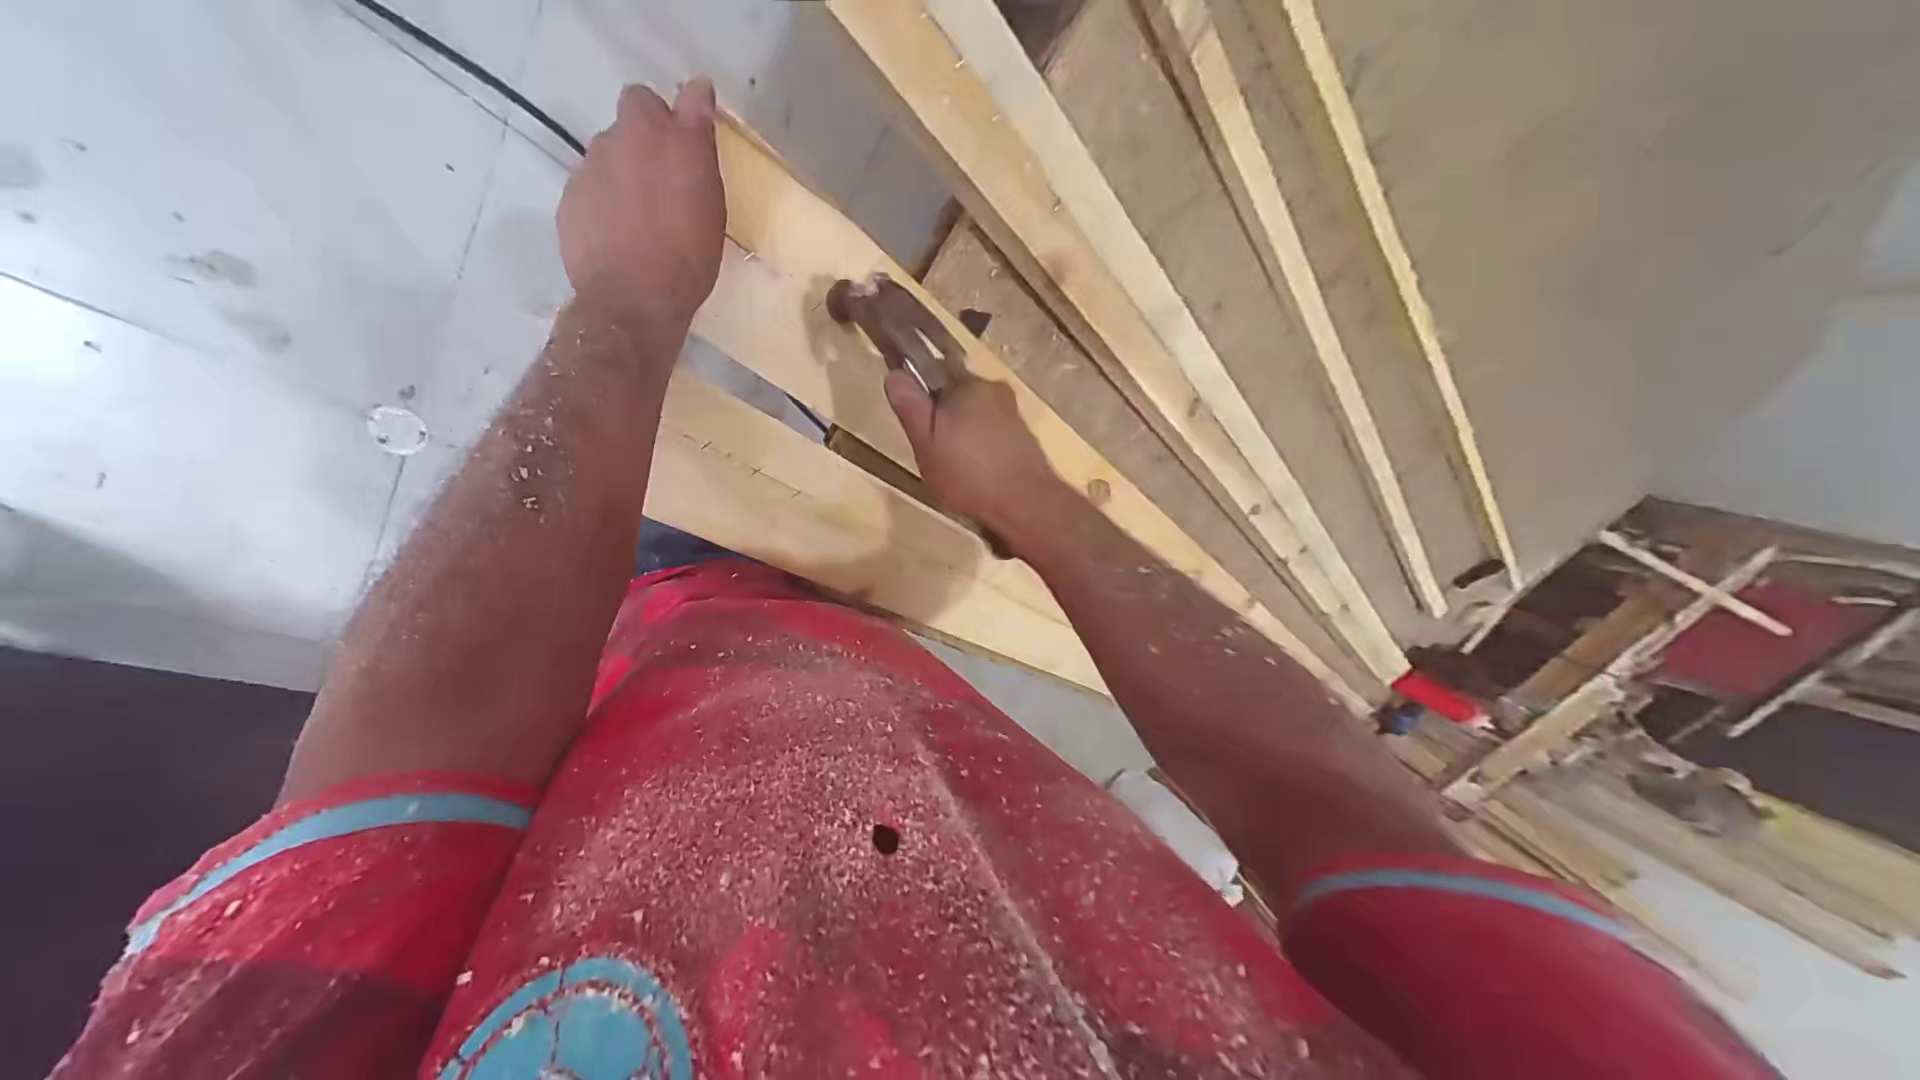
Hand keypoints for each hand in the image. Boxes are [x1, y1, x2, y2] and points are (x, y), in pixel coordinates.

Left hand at [558, 79, 725, 336]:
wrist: (633, 299)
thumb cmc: (688, 263)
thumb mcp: (711, 213)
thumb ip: (699, 162)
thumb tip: (694, 123)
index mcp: (680, 144)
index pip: (691, 98)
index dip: (694, 106)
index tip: (697, 121)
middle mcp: (634, 138)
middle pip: (638, 106)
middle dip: (649, 129)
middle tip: (661, 173)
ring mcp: (596, 161)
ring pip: (612, 149)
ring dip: (625, 169)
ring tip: (639, 216)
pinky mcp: (572, 190)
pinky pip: (592, 183)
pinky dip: (605, 199)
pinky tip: (617, 234)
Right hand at [884, 370, 1069, 539]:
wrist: (1027, 504)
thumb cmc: (969, 474)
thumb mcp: (926, 443)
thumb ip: (910, 406)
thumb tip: (894, 374)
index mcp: (967, 384)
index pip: (934, 370)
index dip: (919, 394)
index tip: (914, 422)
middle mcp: (994, 389)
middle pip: (956, 394)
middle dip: (943, 417)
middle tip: (932, 452)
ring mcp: (1013, 412)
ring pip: (975, 415)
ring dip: (962, 434)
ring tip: (954, 468)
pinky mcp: (1024, 436)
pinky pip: (991, 433)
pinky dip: (981, 447)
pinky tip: (976, 473)